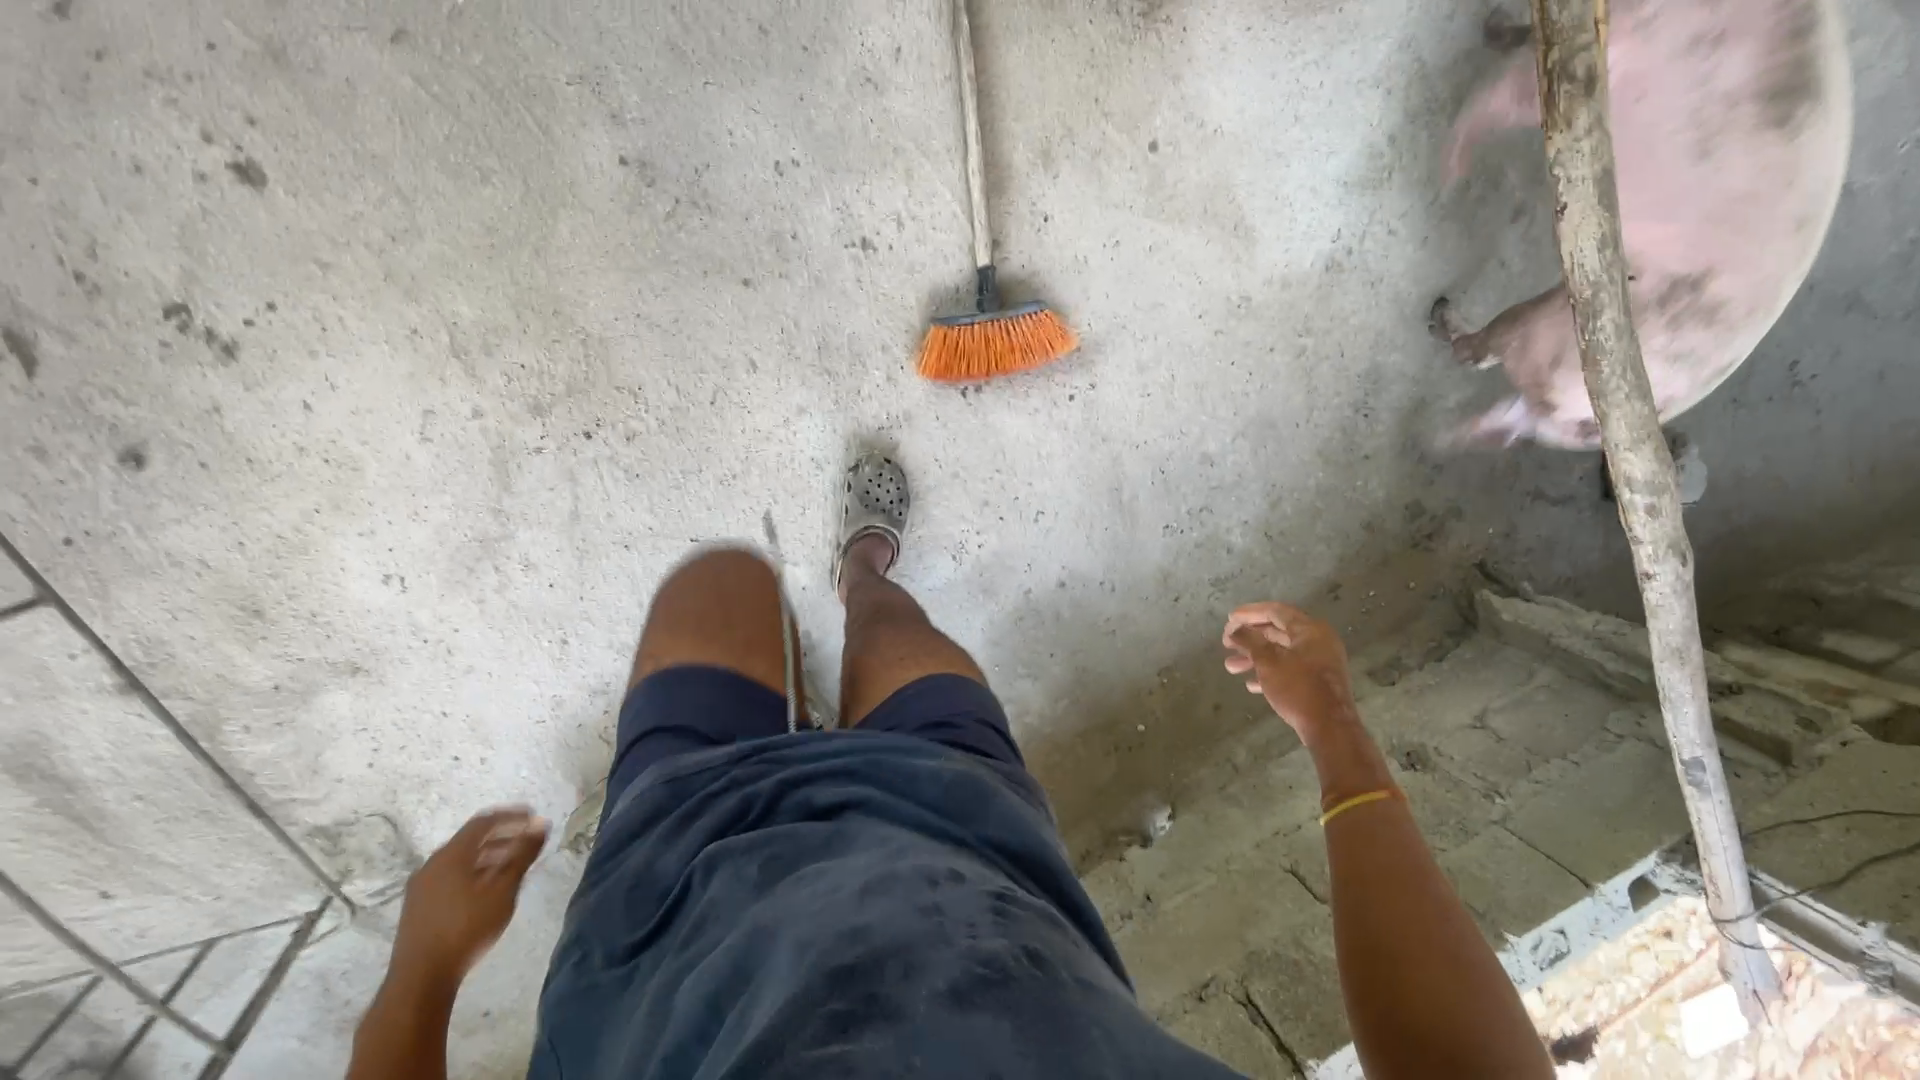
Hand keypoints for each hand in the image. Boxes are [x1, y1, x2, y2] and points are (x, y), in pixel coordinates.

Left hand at [391, 807, 549, 988]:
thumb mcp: (503, 890)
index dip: (511, 816)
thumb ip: (523, 855)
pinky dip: (475, 871)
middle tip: (528, 840)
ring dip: (490, 855)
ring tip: (514, 863)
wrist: (421, 977)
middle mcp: (433, 864)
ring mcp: (423, 886)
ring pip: (461, 859)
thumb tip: (541, 825)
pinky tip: (490, 888)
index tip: (534, 817)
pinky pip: (452, 875)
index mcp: (451, 855)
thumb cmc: (467, 928)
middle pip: (471, 840)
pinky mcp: (419, 905)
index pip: (483, 822)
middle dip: (503, 836)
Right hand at [1222, 602, 1359, 741]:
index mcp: (1310, 630)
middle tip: (1226, 643)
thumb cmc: (1298, 688)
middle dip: (1249, 638)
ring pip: (1281, 653)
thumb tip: (1234, 629)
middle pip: (1277, 632)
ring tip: (1230, 666)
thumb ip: (1249, 640)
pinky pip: (1289, 669)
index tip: (1229, 619)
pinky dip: (1269, 672)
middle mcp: (1318, 641)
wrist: (1329, 727)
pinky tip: (1250, 683)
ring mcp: (1319, 663)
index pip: (1276, 611)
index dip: (1249, 613)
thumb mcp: (1268, 661)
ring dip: (1254, 658)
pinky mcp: (1317, 682)